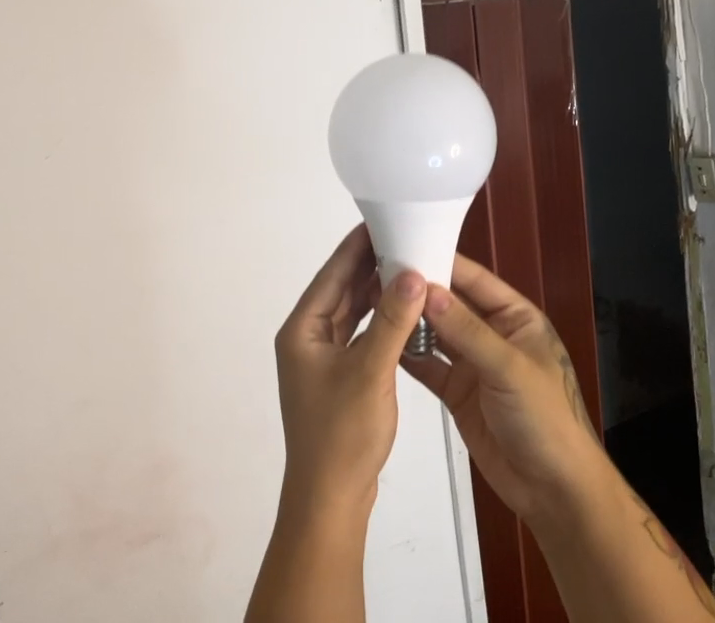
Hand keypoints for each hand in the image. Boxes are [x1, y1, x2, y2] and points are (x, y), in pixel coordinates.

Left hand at [248, 227, 428, 622]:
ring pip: (353, 312)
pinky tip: (407, 308)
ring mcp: (322, 358)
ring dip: (379, 291)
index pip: (332, 274)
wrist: (330, 497)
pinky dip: (381, 319)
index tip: (384, 217)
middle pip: (341, 290)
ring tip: (412, 263)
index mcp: (302, 330)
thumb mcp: (371, 371)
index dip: (357, 245)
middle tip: (407, 236)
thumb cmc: (343, 432)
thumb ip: (393, 320)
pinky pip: (361, 333)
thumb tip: (412, 272)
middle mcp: (308, 337)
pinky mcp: (339, 375)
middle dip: (372, 265)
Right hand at [400, 253, 607, 525]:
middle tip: (374, 272)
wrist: (553, 489)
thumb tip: (427, 289)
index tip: (401, 246)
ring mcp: (473, 364)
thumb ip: (467, 331)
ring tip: (370, 301)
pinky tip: (380, 341)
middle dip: (418, 289)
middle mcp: (492, 334)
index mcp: (515, 317)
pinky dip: (407, 354)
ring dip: (410, 320)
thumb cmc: (544, 418)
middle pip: (451, 303)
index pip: (474, 280)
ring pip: (436, 333)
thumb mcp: (509, 369)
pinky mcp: (457, 391)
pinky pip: (428, 365)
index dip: (441, 262)